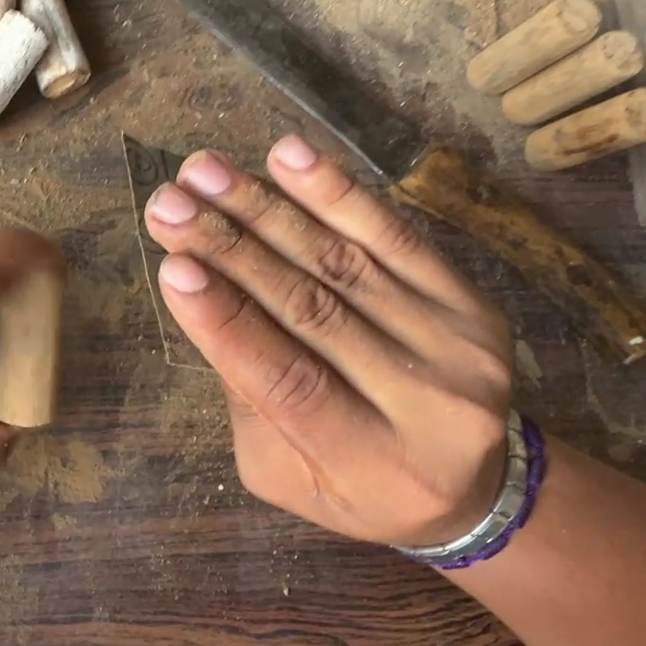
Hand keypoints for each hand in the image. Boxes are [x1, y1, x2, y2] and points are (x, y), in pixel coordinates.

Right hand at [145, 136, 514, 546]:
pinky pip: (396, 235)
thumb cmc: (357, 489)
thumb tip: (210, 305)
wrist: (476, 486)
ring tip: (204, 172)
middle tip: (168, 204)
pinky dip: (338, 192)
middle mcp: (426, 399)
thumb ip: (251, 402)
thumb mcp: (284, 474)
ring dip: (265, 208)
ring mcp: (457, 340)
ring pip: (344, 261)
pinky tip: (287, 156)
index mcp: (369, 459)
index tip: (170, 267)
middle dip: (228, 249)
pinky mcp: (467, 297)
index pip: (287, 379)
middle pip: (312, 308)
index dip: (226, 321)